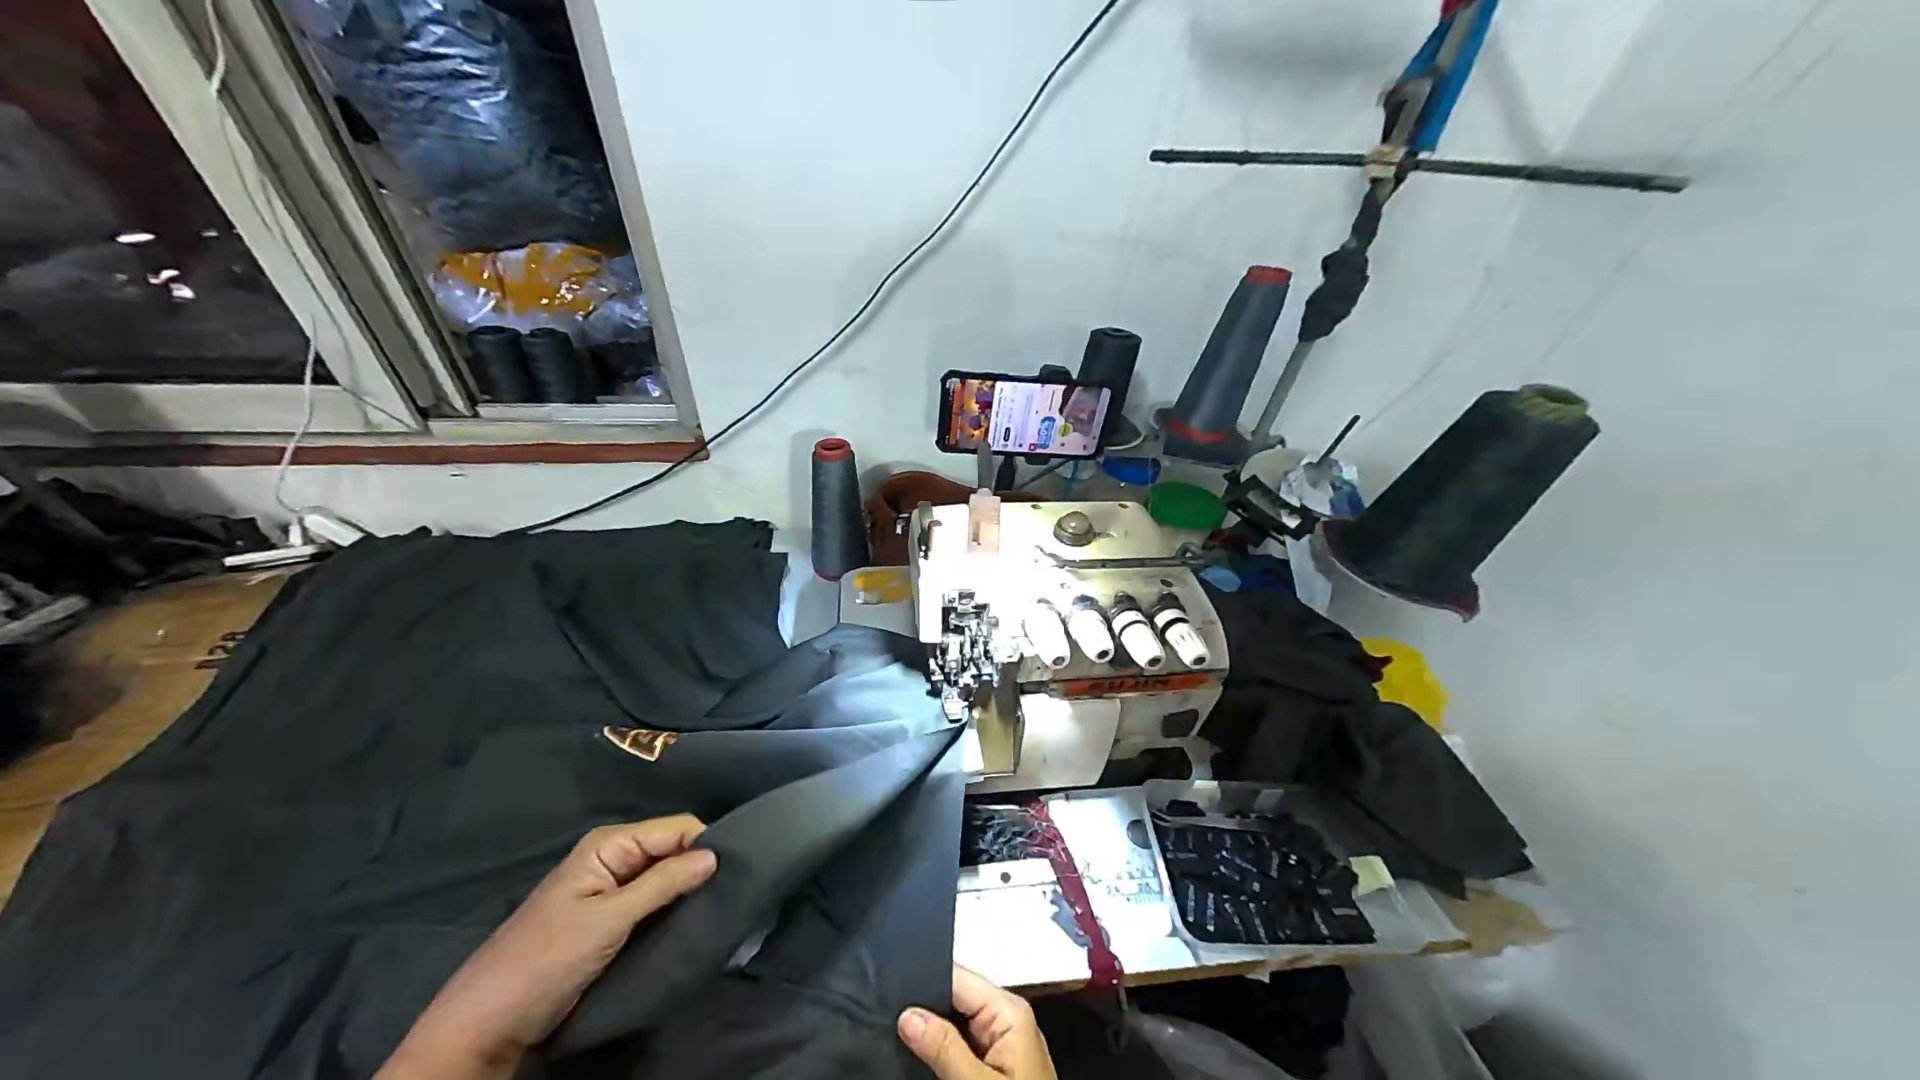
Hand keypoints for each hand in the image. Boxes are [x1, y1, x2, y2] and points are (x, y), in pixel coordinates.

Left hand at [377, 816, 717, 1079]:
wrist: (486, 1023)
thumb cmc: (546, 959)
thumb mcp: (609, 919)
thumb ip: (664, 883)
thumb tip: (716, 854)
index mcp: (610, 843)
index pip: (677, 828)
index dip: (706, 845)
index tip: (736, 871)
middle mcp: (613, 857)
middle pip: (673, 849)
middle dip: (699, 867)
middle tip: (731, 893)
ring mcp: (611, 888)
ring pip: (666, 877)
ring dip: (688, 891)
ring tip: (719, 907)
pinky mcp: (610, 918)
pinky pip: (653, 901)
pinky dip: (673, 908)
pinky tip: (693, 920)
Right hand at [897, 965, 1057, 1079]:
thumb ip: (944, 1048)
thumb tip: (907, 1013)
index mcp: (1007, 1010)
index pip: (957, 977)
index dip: (923, 981)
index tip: (887, 991)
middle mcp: (1004, 1017)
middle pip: (954, 997)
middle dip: (923, 1008)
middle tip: (885, 1018)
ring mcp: (1000, 1042)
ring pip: (954, 1023)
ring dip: (928, 1032)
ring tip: (892, 1032)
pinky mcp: (994, 1066)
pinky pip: (961, 1045)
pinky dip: (940, 1051)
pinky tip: (916, 1055)